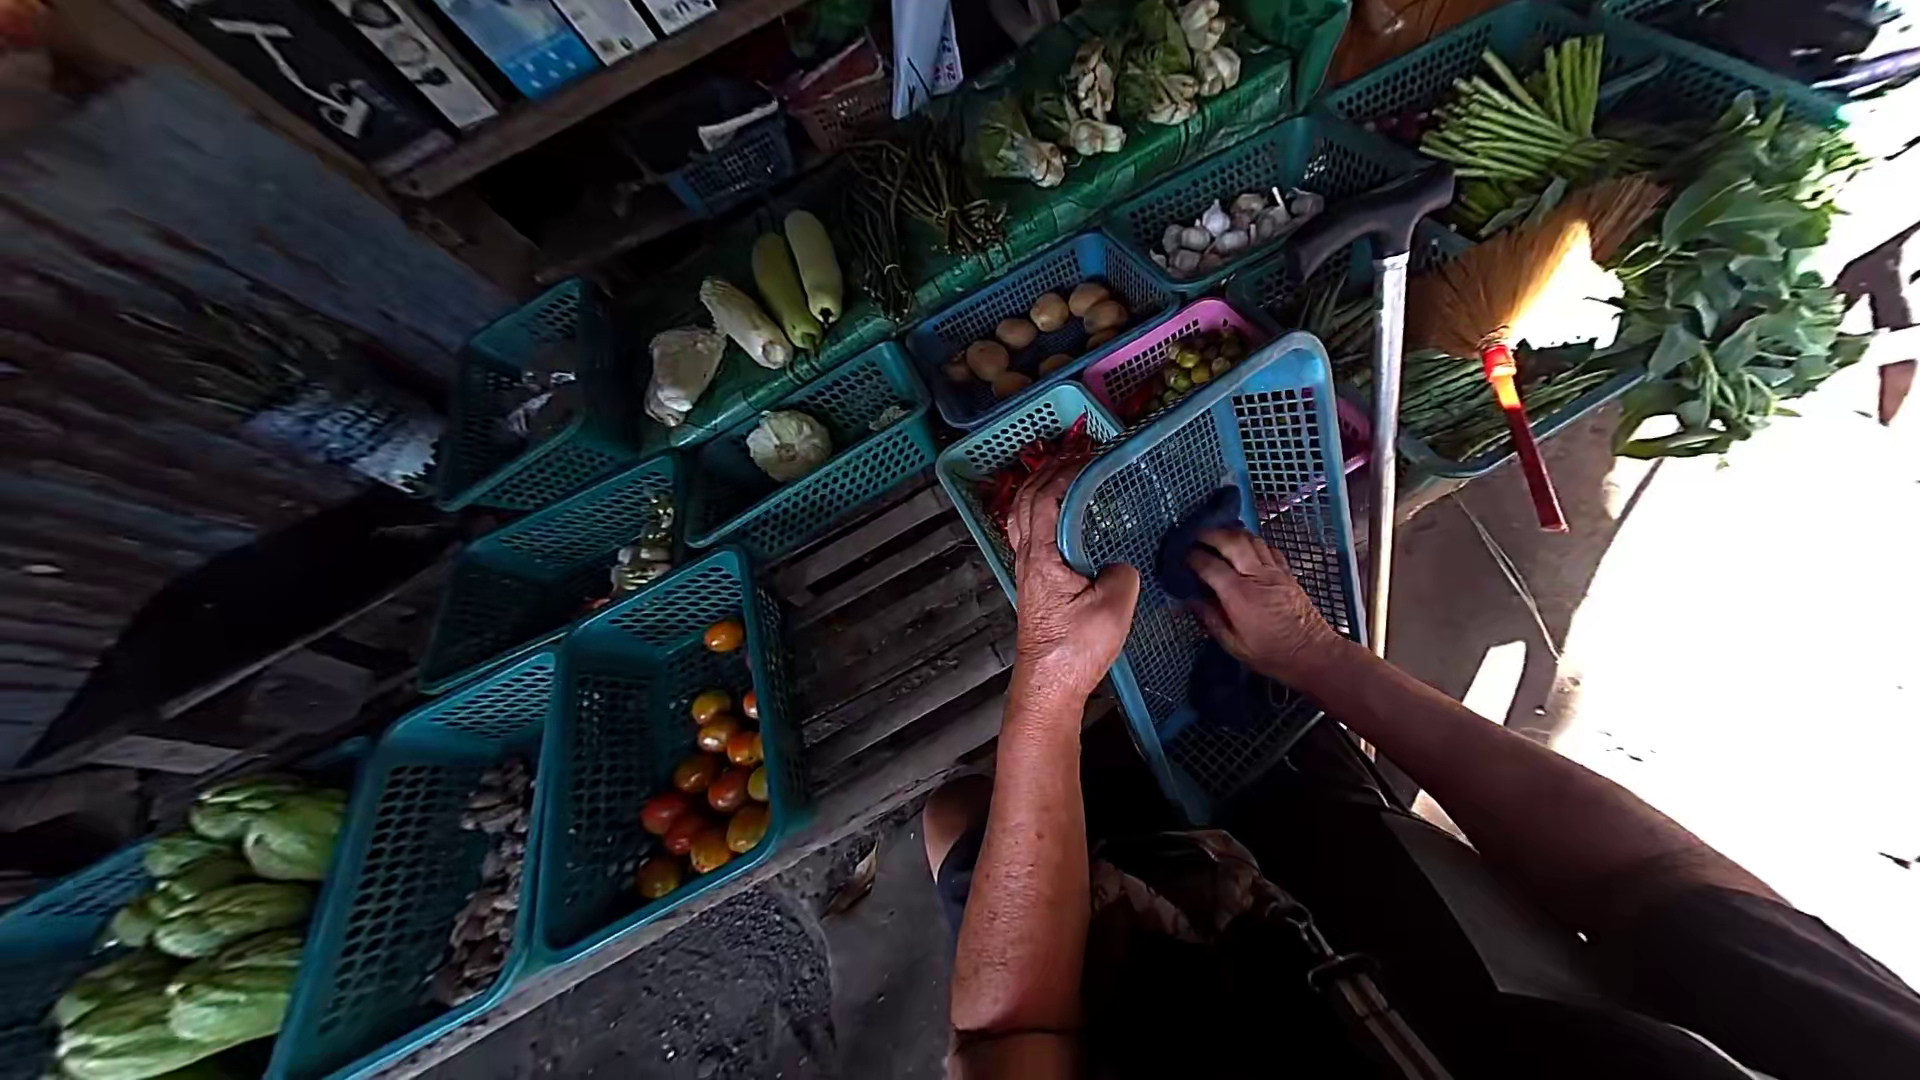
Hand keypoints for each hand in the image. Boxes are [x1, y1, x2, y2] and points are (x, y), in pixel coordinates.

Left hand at [1006, 459, 1140, 708]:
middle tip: (1072, 457)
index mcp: (1042, 556)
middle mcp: (1026, 558)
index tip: (1088, 458)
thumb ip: (1121, 573)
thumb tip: (1118, 564)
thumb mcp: (1113, 607)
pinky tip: (1056, 517)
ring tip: (1061, 476)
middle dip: (1045, 473)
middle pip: (1023, 501)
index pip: (1044, 499)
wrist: (1049, 682)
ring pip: (1020, 517)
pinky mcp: (1032, 583)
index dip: (1063, 473)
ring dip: (1037, 490)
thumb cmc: (1075, 648)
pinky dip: (1038, 513)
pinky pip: (1027, 534)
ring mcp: (1025, 570)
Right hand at [1186, 527, 1348, 687]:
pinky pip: (1269, 548)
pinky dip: (1253, 543)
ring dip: (1232, 534)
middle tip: (1195, 535)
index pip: (1209, 565)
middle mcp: (1257, 576)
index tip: (1181, 557)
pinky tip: (1245, 548)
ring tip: (1217, 536)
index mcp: (1239, 595)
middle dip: (1210, 534)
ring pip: (1252, 539)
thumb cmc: (1271, 654)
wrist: (1314, 655)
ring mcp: (1275, 572)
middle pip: (1232, 541)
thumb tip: (1190, 601)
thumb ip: (1209, 618)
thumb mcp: (1233, 644)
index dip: (1192, 557)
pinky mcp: (1287, 573)